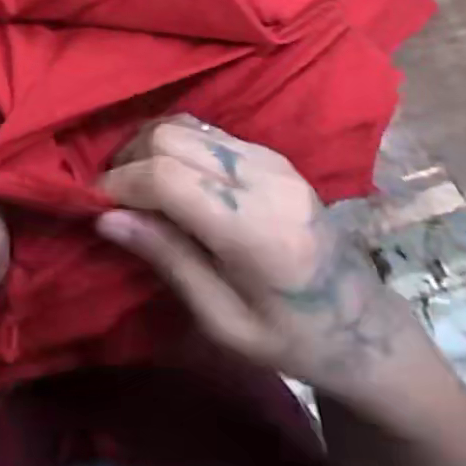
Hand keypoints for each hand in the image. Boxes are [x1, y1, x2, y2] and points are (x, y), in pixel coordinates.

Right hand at [93, 115, 409, 403]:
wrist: (369, 332)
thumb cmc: (295, 341)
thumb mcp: (223, 322)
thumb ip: (166, 259)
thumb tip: (104, 217)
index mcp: (259, 231)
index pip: (166, 177)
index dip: (119, 183)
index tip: (96, 204)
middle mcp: (267, 181)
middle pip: (168, 138)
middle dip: (128, 161)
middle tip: (115, 196)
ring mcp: (272, 160)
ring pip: (181, 124)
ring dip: (146, 148)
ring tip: (137, 185)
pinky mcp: (271, 154)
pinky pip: (202, 129)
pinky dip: (171, 144)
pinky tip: (167, 175)